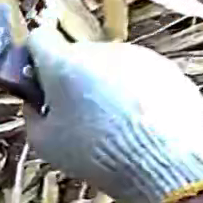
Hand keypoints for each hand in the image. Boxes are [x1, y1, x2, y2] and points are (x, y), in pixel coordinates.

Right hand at [24, 30, 202, 202]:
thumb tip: (37, 102)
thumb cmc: (92, 152)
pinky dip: (130, 93)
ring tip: (108, 123)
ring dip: (101, 85)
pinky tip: (134, 123)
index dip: (34, 58)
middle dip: (70, 77)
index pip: (39, 38)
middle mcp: (100, 51)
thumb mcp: (42, 140)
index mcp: (64, 64)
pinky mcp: (167, 68)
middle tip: (71, 112)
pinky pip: (136, 76)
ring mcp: (138, 57)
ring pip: (107, 65)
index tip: (37, 82)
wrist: (162, 164)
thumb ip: (34, 113)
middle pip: (75, 54)